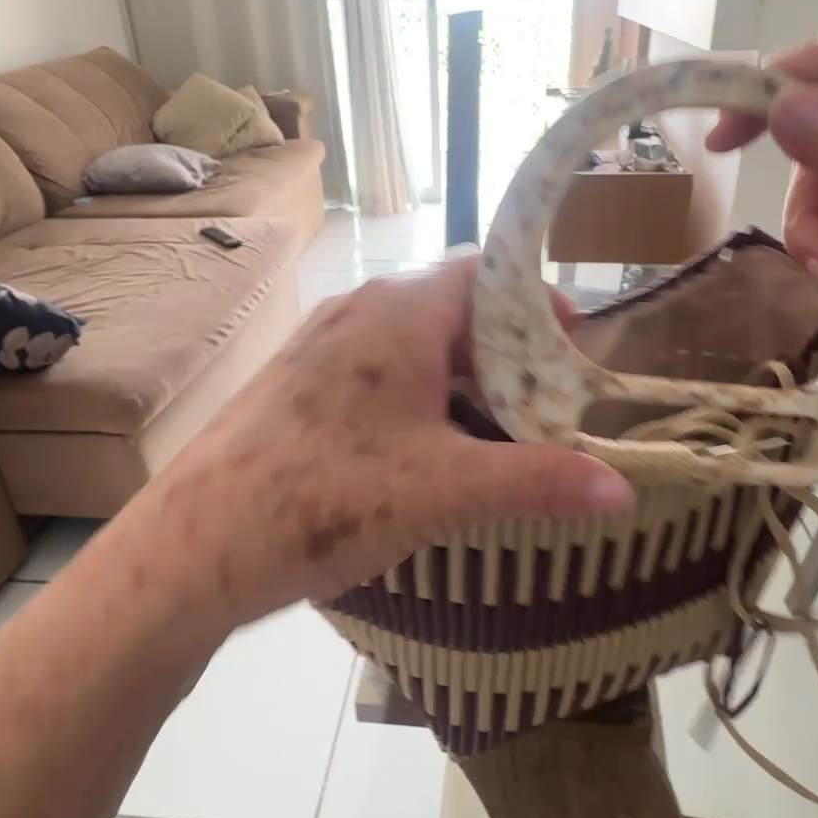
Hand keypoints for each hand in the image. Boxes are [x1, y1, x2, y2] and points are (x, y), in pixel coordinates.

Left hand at [125, 257, 634, 626]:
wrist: (194, 544)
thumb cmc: (327, 499)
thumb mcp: (445, 490)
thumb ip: (538, 482)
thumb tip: (622, 491)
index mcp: (399, 313)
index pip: (487, 273)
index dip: (538, 305)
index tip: (573, 349)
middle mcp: (357, 313)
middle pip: (452, 311)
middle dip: (505, 356)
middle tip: (542, 408)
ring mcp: (319, 349)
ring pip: (411, 347)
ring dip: (459, 383)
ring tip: (494, 437)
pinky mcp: (295, 388)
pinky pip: (374, 375)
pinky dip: (416, 401)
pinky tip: (425, 456)